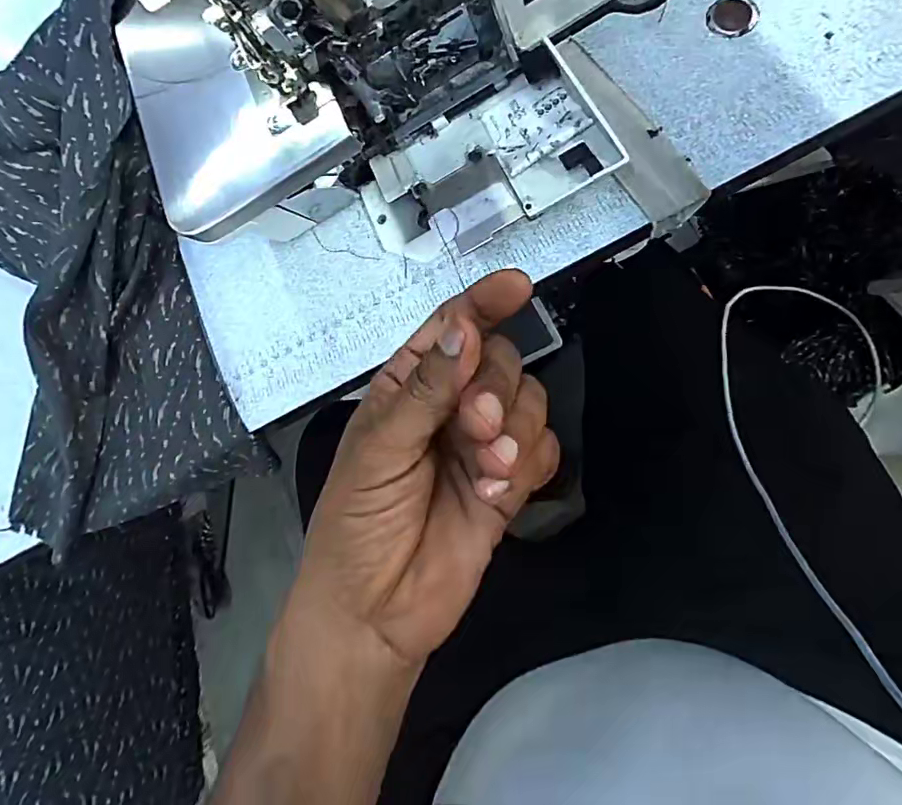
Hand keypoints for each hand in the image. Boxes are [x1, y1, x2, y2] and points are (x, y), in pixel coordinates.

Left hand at [283, 271, 561, 667]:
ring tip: (487, 466)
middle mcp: (452, 406)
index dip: (485, 303)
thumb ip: (427, 389)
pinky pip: (545, 449)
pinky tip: (499, 489)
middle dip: (497, 388)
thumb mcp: (379, 450)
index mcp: (410, 387)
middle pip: (502, 362)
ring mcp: (485, 442)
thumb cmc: (355, 524)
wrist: (376, 614)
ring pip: (530, 401)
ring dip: (516, 429)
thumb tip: (464, 328)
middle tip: (477, 426)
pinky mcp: (511, 480)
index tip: (517, 286)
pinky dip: (531, 463)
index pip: (453, 327)